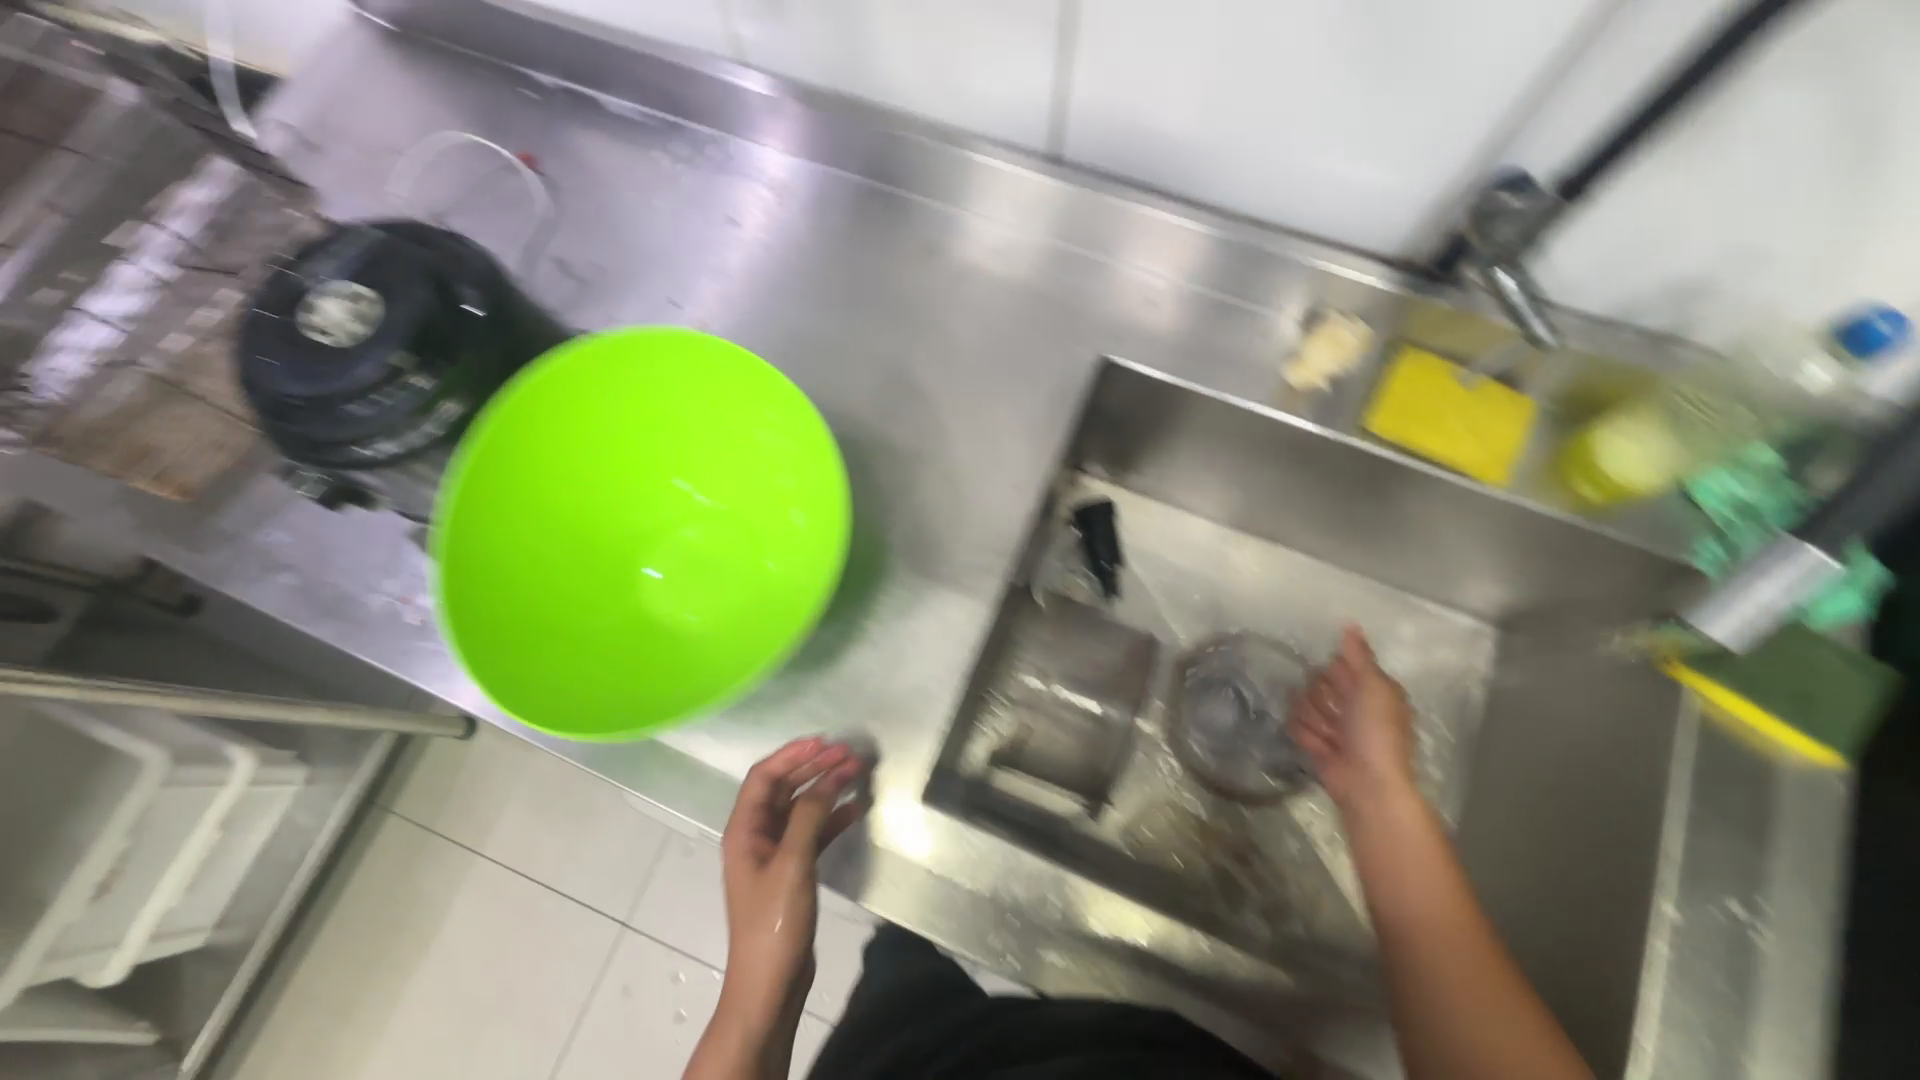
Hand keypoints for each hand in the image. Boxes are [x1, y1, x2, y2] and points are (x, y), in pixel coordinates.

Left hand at [719, 737, 869, 1016]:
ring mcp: (774, 856)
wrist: (770, 984)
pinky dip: (832, 819)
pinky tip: (855, 810)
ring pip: (801, 809)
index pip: (764, 777)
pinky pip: (813, 834)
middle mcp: (755, 836)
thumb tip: (830, 775)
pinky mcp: (792, 873)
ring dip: (826, 790)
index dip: (792, 755)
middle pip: (784, 789)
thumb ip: (809, 815)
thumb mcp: (792, 863)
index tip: (825, 742)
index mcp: (743, 830)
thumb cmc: (774, 921)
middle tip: (850, 755)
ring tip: (857, 774)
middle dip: (814, 768)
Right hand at [1291, 625, 1417, 815]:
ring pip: (1303, 704)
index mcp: (1370, 690)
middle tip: (1337, 714)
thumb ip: (1359, 656)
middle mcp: (1351, 705)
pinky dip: (1307, 736)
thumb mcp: (1373, 687)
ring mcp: (1332, 725)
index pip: (1338, 666)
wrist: (1367, 782)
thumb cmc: (1376, 732)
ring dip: (1314, 720)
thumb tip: (1350, 624)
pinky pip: (1296, 726)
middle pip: (1316, 683)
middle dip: (1321, 697)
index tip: (1338, 683)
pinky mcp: (1315, 742)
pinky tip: (1321, 747)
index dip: (1334, 673)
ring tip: (1331, 737)